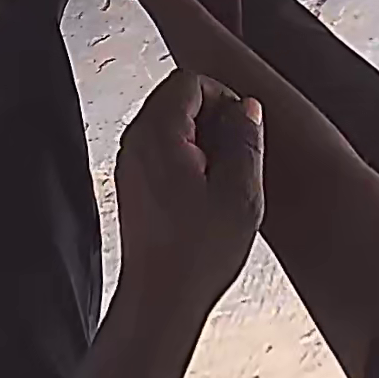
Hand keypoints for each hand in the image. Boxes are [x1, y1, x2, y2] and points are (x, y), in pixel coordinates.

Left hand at [114, 70, 265, 313]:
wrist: (160, 296)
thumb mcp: (240, 194)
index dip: (222, 95)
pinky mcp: (132, 175)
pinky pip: (159, 140)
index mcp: (158, 134)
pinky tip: (204, 184)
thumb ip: (245, 141)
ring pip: (168, 116)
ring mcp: (130, 157)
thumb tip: (248, 108)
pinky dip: (184, 148)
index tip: (241, 122)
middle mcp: (136, 139)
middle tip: (235, 147)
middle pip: (175, 94)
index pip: (188, 81)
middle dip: (210, 112)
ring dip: (199, 131)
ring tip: (222, 170)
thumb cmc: (195, 253)